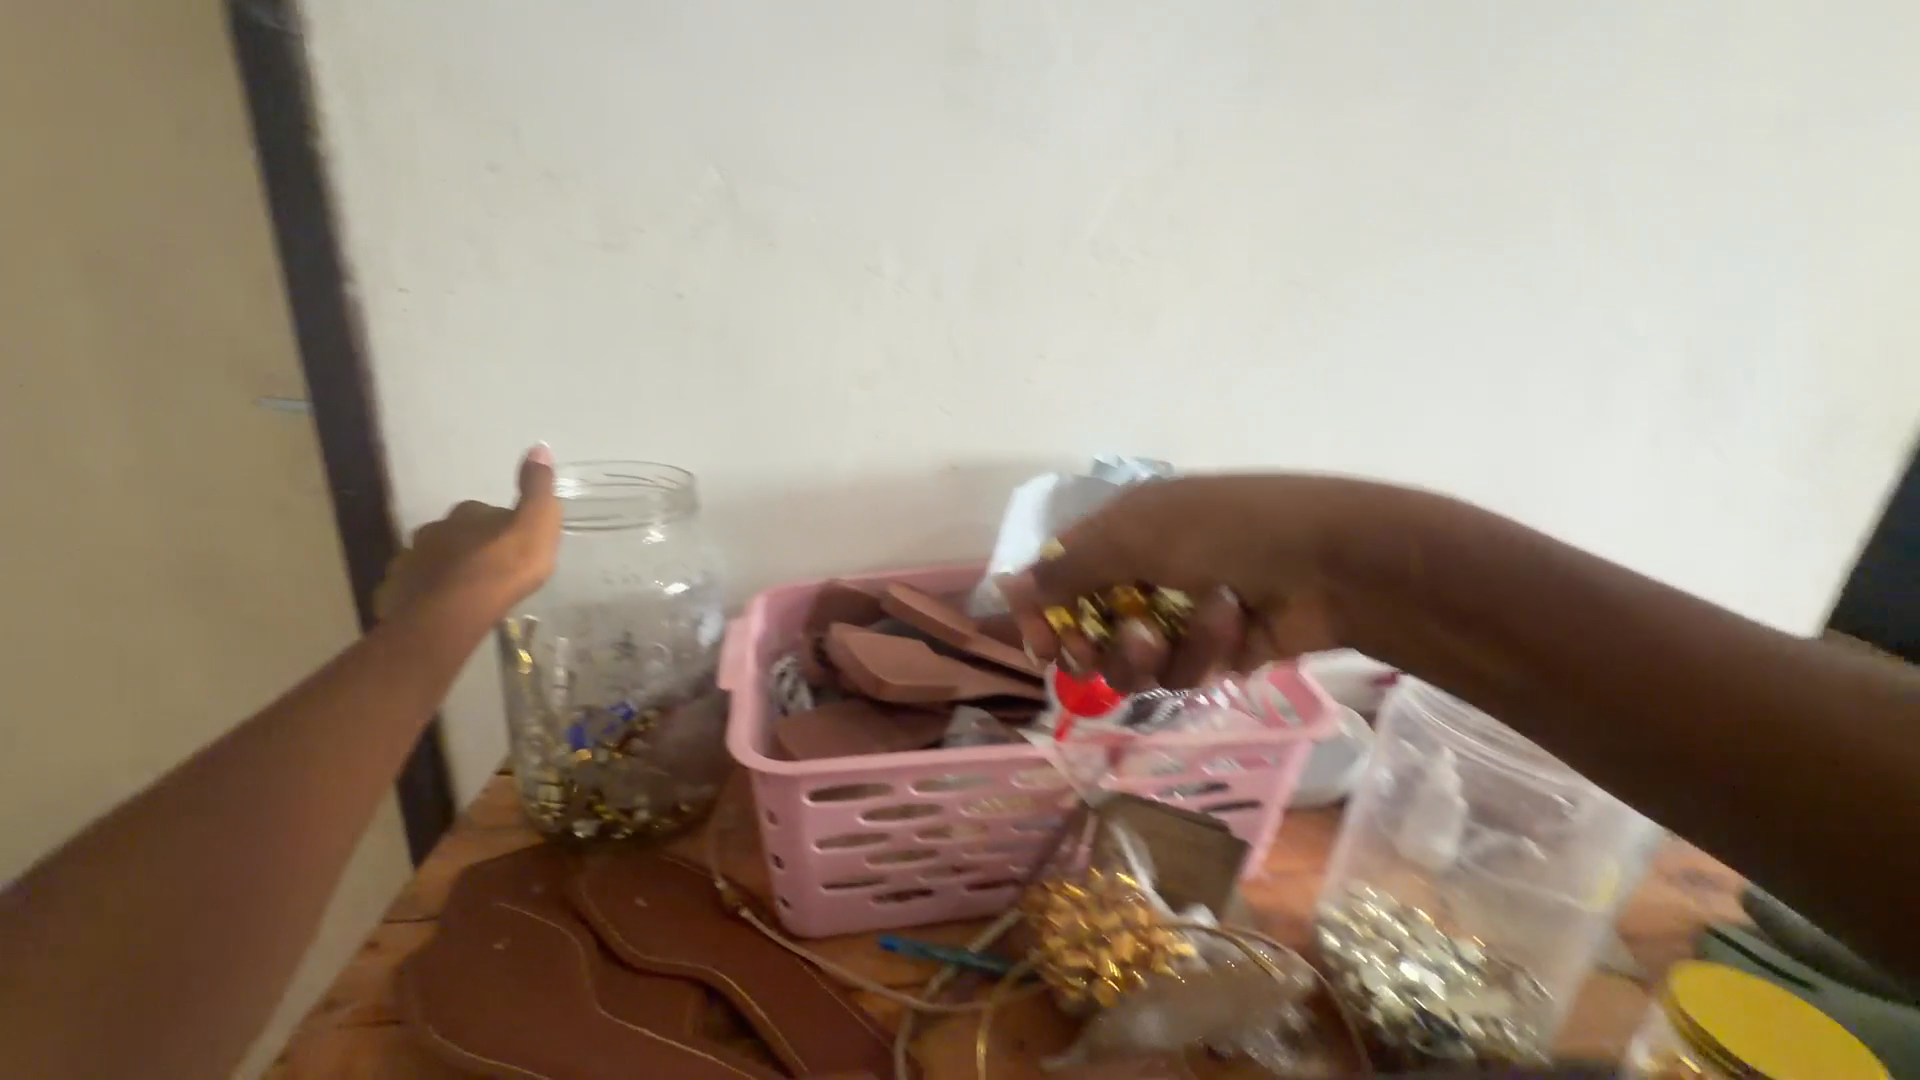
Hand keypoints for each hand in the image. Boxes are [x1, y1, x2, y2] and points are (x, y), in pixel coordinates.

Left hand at [374, 445, 562, 621]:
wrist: (456, 610)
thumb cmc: (504, 565)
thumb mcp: (537, 522)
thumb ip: (537, 488)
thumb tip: (539, 446)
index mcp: (467, 513)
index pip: (485, 511)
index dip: (500, 526)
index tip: (514, 544)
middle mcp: (434, 530)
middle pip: (455, 535)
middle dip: (470, 546)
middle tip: (491, 569)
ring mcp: (411, 561)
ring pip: (432, 561)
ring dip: (447, 570)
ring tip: (466, 592)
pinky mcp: (397, 592)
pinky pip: (414, 589)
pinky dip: (426, 594)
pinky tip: (441, 608)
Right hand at [997, 474, 1375, 690]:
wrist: (1330, 562)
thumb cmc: (1225, 532)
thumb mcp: (1137, 537)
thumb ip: (1068, 568)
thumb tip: (1007, 585)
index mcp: (1120, 534)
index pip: (1057, 579)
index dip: (1043, 615)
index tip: (1042, 647)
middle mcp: (1141, 574)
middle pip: (1088, 631)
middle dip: (1098, 645)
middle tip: (1111, 646)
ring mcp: (1177, 616)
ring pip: (1129, 662)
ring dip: (1150, 652)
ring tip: (1175, 632)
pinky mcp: (1212, 652)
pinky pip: (1177, 674)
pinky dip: (1200, 654)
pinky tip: (1232, 628)